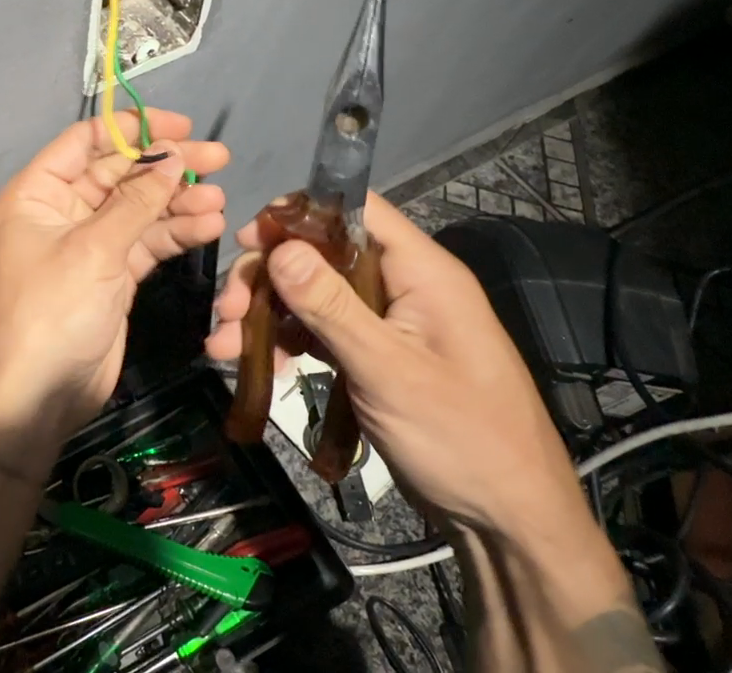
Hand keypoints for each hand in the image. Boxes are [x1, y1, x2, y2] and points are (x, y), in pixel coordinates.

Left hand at [0, 109, 229, 441]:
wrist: (40, 393)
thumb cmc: (53, 311)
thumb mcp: (93, 250)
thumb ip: (136, 200)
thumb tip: (171, 155)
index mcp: (37, 193)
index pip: (84, 142)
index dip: (131, 128)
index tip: (181, 126)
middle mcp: (60, 211)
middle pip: (118, 173)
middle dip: (166, 166)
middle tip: (219, 158)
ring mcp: (87, 243)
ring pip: (138, 208)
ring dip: (177, 202)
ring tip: (221, 199)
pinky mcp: (111, 273)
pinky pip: (145, 241)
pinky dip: (175, 233)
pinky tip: (210, 225)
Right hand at [206, 193, 583, 533]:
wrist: (509, 522)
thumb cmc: (461, 438)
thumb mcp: (388, 370)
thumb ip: (332, 306)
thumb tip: (281, 247)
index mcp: (421, 272)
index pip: (357, 209)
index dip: (299, 213)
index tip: (249, 240)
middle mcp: (403, 287)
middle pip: (321, 255)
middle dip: (268, 277)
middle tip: (226, 310)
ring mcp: (388, 324)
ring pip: (314, 296)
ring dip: (267, 315)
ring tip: (222, 347)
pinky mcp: (375, 357)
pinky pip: (322, 333)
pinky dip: (286, 343)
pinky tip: (255, 365)